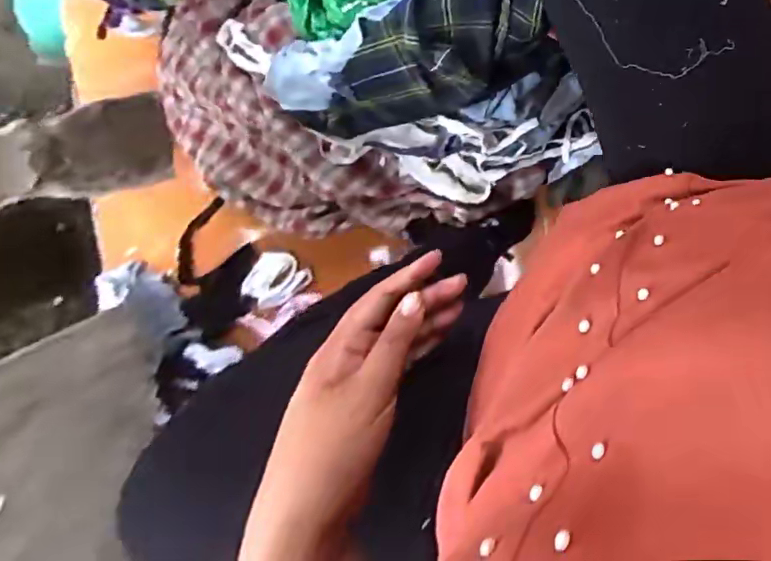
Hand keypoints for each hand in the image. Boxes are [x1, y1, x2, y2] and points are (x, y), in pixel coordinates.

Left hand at [239, 252, 469, 560]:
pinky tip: (440, 335)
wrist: (306, 514)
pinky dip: (419, 343)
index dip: (408, 276)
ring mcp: (353, 380)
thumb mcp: (370, 387)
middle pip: (387, 316)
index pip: (375, 301)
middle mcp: (343, 359)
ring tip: (460, 305)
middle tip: (464, 282)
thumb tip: (415, 295)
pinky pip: (397, 358)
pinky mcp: (365, 400)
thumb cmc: (335, 445)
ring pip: (394, 336)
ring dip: (425, 318)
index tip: (441, 256)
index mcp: (336, 351)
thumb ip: (394, 340)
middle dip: (424, 295)